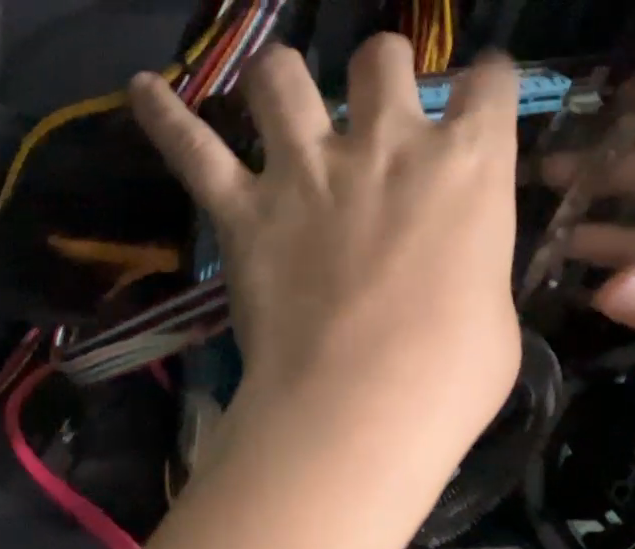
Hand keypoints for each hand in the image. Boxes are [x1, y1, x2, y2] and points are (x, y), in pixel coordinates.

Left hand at [128, 37, 522, 434]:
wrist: (360, 407)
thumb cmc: (447, 379)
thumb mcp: (494, 320)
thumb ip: (474, 273)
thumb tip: (457, 283)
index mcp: (469, 165)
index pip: (488, 82)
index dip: (483, 89)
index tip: (473, 106)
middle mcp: (386, 144)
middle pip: (380, 56)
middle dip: (379, 72)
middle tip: (370, 109)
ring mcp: (306, 173)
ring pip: (282, 77)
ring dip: (282, 80)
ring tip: (278, 97)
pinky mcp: (243, 212)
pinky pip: (192, 149)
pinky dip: (164, 120)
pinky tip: (140, 91)